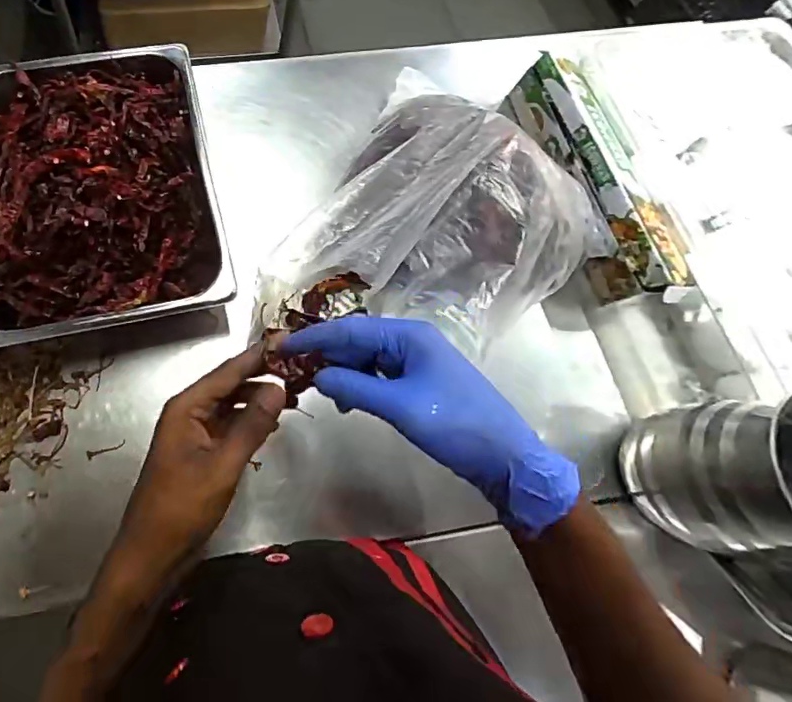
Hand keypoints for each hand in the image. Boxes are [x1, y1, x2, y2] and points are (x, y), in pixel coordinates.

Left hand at [112, 345, 286, 572]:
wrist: (152, 550)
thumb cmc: (182, 506)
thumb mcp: (222, 466)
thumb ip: (251, 426)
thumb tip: (279, 386)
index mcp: (186, 406)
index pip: (226, 372)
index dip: (256, 356)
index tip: (287, 339)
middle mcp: (188, 412)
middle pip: (228, 385)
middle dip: (261, 376)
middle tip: (301, 368)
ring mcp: (193, 432)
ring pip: (230, 406)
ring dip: (258, 399)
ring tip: (295, 392)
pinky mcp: (200, 452)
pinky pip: (228, 426)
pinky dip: (249, 421)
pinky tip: (272, 421)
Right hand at [282, 317, 578, 536]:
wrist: (510, 463)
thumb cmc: (457, 426)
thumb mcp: (400, 407)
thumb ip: (354, 388)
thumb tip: (317, 377)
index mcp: (409, 336)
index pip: (349, 329)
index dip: (313, 338)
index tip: (281, 345)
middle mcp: (410, 341)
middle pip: (356, 340)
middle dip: (325, 353)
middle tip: (292, 366)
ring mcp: (416, 362)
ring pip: (365, 358)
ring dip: (341, 371)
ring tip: (315, 385)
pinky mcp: (418, 383)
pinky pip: (377, 375)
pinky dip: (357, 384)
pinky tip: (345, 399)